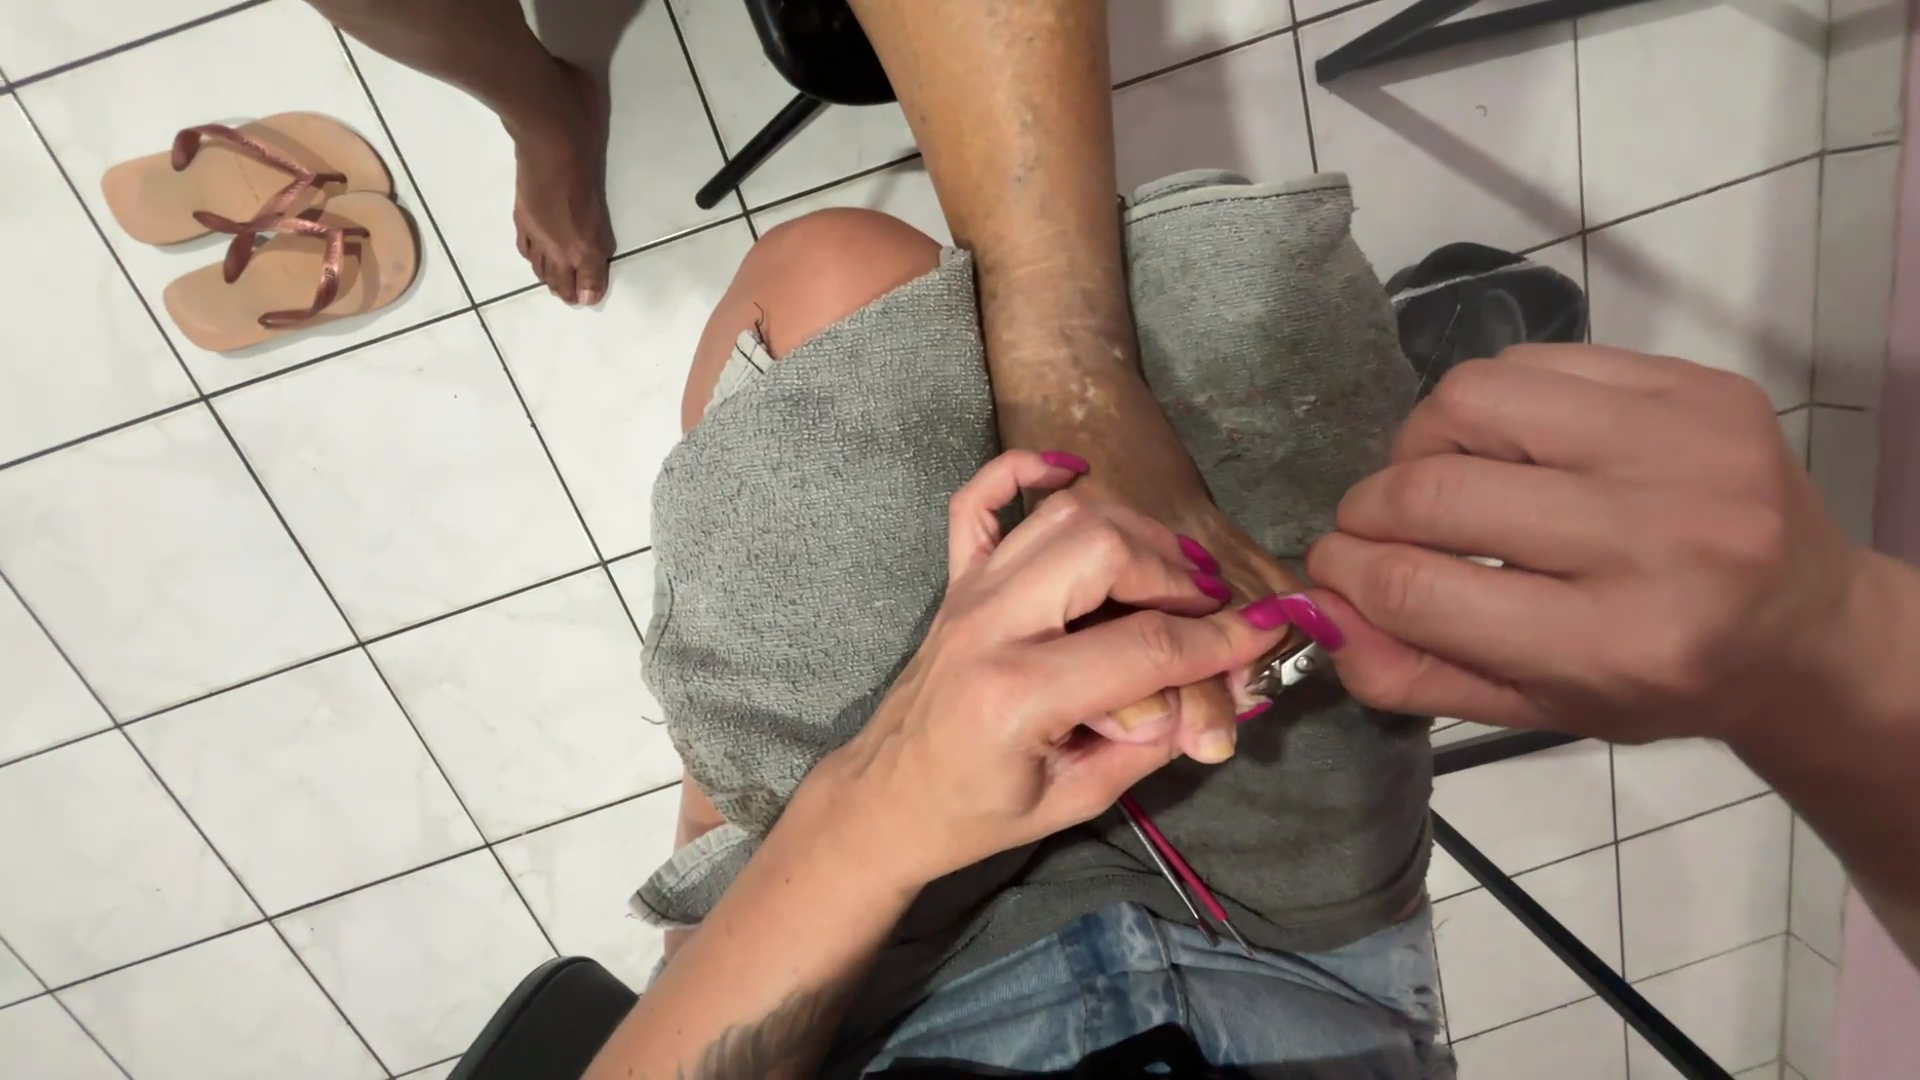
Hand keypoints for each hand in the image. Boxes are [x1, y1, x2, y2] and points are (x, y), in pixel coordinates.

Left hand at [799, 450, 1295, 887]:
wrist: (887, 798)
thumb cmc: (976, 813)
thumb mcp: (1075, 799)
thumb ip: (1152, 740)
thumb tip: (1221, 687)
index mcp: (1019, 695)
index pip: (1144, 648)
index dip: (1219, 642)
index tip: (1266, 631)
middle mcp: (990, 626)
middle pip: (1101, 550)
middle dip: (1171, 573)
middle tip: (1204, 607)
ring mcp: (967, 594)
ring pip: (1060, 518)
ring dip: (1128, 531)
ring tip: (1165, 569)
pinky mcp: (955, 582)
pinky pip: (978, 502)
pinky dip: (1021, 471)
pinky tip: (1066, 468)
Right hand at [1304, 344, 1889, 744]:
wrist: (1809, 629)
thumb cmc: (1647, 682)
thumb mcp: (1519, 708)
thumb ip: (1402, 672)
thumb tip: (1316, 611)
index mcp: (1613, 644)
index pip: (1411, 587)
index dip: (1342, 572)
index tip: (1332, 570)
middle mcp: (1660, 540)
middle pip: (1430, 491)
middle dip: (1365, 510)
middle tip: (1374, 529)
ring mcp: (1684, 447)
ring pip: (1467, 400)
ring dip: (1418, 444)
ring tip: (1442, 478)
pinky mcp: (1695, 387)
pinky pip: (1525, 363)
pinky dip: (1481, 406)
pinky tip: (1505, 446)